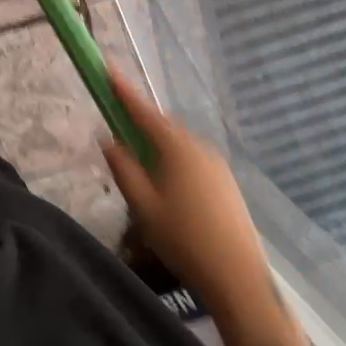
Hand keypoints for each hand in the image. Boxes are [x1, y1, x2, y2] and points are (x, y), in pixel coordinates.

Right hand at [102, 78, 268, 303]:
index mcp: (177, 147)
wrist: (238, 277)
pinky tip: (167, 189)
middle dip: (139, 125)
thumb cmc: (183, 239)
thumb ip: (122, 167)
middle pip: (162, 126)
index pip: (143, 111)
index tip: (107, 68)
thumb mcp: (142, 205)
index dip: (123, 90)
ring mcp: (216, 165)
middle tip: (118, 135)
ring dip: (156, 147)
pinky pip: (191, 159)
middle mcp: (199, 147)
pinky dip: (173, 162)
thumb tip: (109, 138)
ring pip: (177, 145)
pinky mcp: (226, 183)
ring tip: (141, 172)